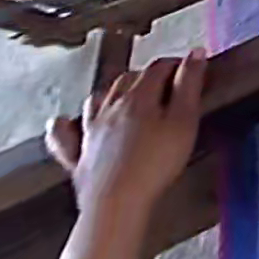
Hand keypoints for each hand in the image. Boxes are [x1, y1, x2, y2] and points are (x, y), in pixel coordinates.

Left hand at [45, 48, 205, 219]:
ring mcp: (88, 133)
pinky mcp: (76, 158)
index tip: (191, 68)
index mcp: (139, 97)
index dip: (176, 63)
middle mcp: (109, 109)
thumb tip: (195, 52)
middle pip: (127, 79)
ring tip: (128, 94)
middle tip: (168, 82)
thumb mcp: (185, 119)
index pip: (158, 67)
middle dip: (148, 74)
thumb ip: (190, 83)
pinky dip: (64, 124)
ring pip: (97, 99)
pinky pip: (63, 135)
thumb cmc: (158, 161)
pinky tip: (63, 120)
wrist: (117, 206)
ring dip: (113, 91)